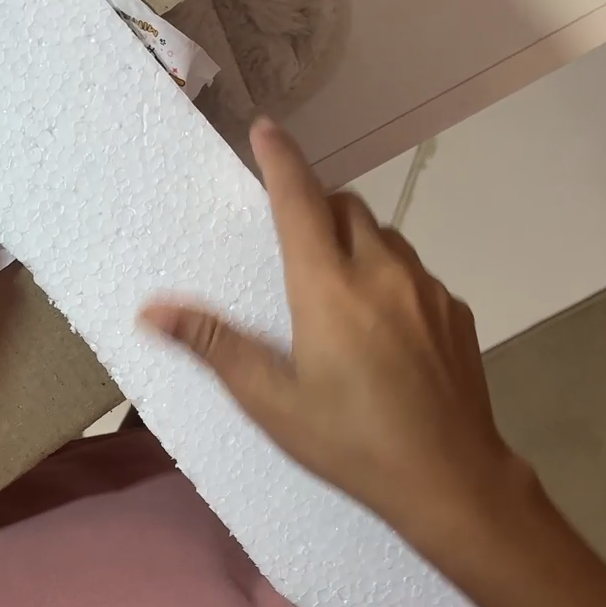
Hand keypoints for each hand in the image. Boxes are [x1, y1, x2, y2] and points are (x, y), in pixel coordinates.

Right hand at [140, 119, 532, 548]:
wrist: (448, 478)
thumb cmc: (347, 441)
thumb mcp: (269, 400)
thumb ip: (214, 346)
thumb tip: (151, 312)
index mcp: (329, 287)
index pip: (300, 200)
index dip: (281, 159)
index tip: (266, 128)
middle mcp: (383, 273)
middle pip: (346, 207)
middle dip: (315, 205)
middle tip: (289, 239)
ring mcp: (428, 290)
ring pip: (384, 237)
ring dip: (352, 241)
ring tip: (331, 288)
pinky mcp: (454, 313)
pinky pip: (413, 272)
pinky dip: (385, 276)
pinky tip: (377, 328)